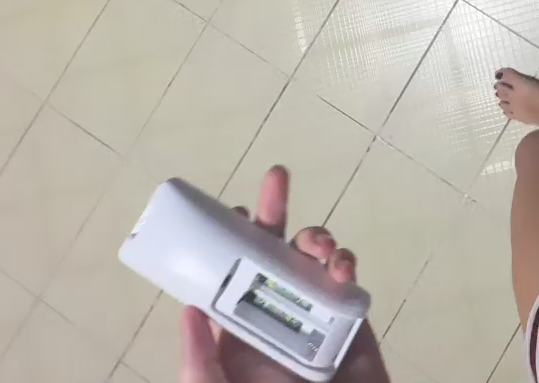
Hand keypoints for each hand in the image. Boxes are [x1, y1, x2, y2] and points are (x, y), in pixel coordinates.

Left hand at [178, 166, 388, 382]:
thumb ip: (200, 367)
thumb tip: (188, 308)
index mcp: (239, 332)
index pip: (231, 276)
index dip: (232, 241)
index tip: (233, 208)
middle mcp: (276, 313)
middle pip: (273, 252)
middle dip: (275, 212)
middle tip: (276, 176)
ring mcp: (315, 311)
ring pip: (312, 256)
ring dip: (314, 237)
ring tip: (318, 245)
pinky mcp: (349, 315)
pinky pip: (346, 275)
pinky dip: (344, 261)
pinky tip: (340, 267)